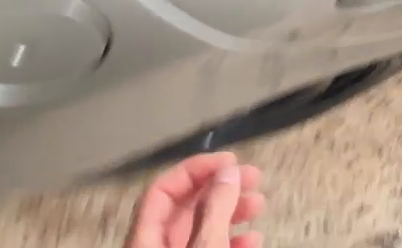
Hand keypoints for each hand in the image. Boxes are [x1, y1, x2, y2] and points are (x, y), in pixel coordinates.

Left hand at [125, 152, 264, 247]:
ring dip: (232, 211)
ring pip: (200, 227)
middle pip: (184, 206)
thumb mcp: (205, 247)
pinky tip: (252, 240)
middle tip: (252, 177)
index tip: (230, 162)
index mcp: (143, 241)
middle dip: (221, 187)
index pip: (161, 190)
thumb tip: (227, 171)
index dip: (195, 169)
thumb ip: (215, 208)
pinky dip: (231, 239)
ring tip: (258, 206)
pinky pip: (209, 247)